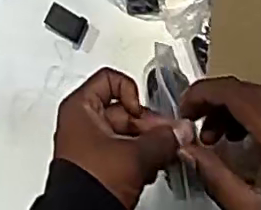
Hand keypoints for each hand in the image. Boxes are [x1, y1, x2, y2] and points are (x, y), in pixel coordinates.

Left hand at [54, 68, 185, 207]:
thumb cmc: (90, 181)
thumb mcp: (132, 156)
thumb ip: (160, 139)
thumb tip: (179, 131)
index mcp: (81, 107)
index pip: (110, 80)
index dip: (131, 93)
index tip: (143, 112)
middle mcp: (82, 122)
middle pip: (123, 109)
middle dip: (149, 124)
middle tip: (170, 136)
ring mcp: (90, 145)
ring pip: (126, 133)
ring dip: (148, 143)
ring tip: (165, 154)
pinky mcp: (98, 167)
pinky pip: (123, 152)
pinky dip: (140, 157)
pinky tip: (153, 168)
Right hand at [177, 76, 260, 209]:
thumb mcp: (254, 209)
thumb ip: (215, 175)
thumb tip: (188, 150)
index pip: (229, 90)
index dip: (199, 95)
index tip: (183, 109)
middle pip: (240, 89)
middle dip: (211, 103)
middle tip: (193, 126)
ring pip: (254, 94)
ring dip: (228, 108)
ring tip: (214, 138)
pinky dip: (248, 113)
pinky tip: (239, 138)